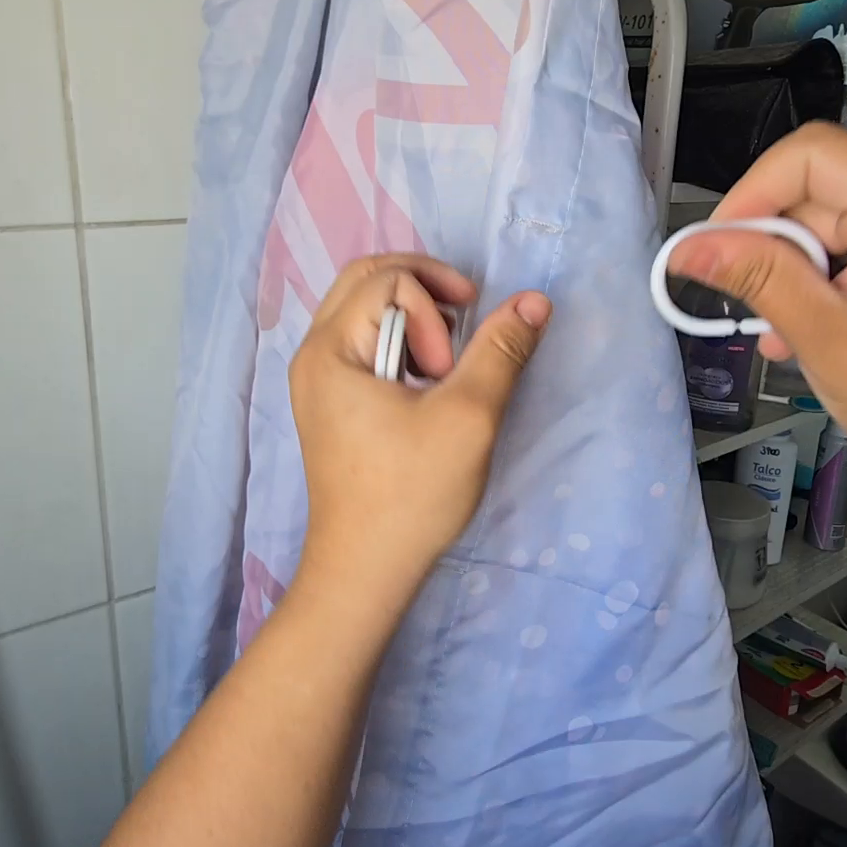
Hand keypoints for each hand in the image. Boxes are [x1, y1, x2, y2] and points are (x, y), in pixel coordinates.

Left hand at [288, 254, 551, 610]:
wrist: (364, 569)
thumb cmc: (412, 494)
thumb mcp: (468, 417)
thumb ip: (501, 351)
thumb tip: (534, 300)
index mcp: (330, 349)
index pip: (388, 280)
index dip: (432, 310)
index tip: (447, 371)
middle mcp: (313, 353)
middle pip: (366, 276)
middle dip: (424, 287)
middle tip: (464, 318)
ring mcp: (316, 377)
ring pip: (362, 305)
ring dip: (412, 313)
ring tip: (442, 359)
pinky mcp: (329, 400)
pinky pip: (360, 338)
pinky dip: (398, 339)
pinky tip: (423, 378)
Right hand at [668, 123, 846, 504]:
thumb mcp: (829, 342)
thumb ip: (758, 280)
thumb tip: (685, 248)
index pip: (813, 154)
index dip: (750, 194)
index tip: (716, 252)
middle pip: (822, 189)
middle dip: (775, 247)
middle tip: (756, 314)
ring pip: (836, 219)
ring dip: (798, 271)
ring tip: (789, 335)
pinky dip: (830, 277)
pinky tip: (819, 327)